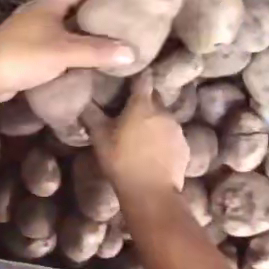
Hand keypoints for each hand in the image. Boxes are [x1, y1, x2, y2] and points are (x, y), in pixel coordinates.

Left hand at [0, 0, 133, 102]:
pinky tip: (82, 58)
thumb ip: (98, 51)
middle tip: (120, 19)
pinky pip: (54, 42)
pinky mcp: (25, 48)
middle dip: (94, 10)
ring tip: (107, 39)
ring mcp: (30, 30)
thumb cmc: (24, 55)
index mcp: (49, 2)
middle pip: (72, 4)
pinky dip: (69, 46)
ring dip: (81, 31)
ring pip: (63, 25)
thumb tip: (131, 52)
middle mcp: (39, 11)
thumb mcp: (65, 51)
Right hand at [82, 73, 189, 199]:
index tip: (132, 75)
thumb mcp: (100, 139)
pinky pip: (173, 135)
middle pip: (155, 98)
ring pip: (165, 117)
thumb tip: (84, 101)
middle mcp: (163, 112)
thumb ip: (92, 116)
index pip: (143, 80)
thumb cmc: (121, 162)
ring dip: (155, 120)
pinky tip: (154, 150)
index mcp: (142, 105)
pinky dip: (164, 138)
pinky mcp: (185, 146)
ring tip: (142, 133)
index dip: (138, 76)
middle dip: (145, 100)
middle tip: (131, 108)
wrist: (151, 193)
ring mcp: (177, 129)